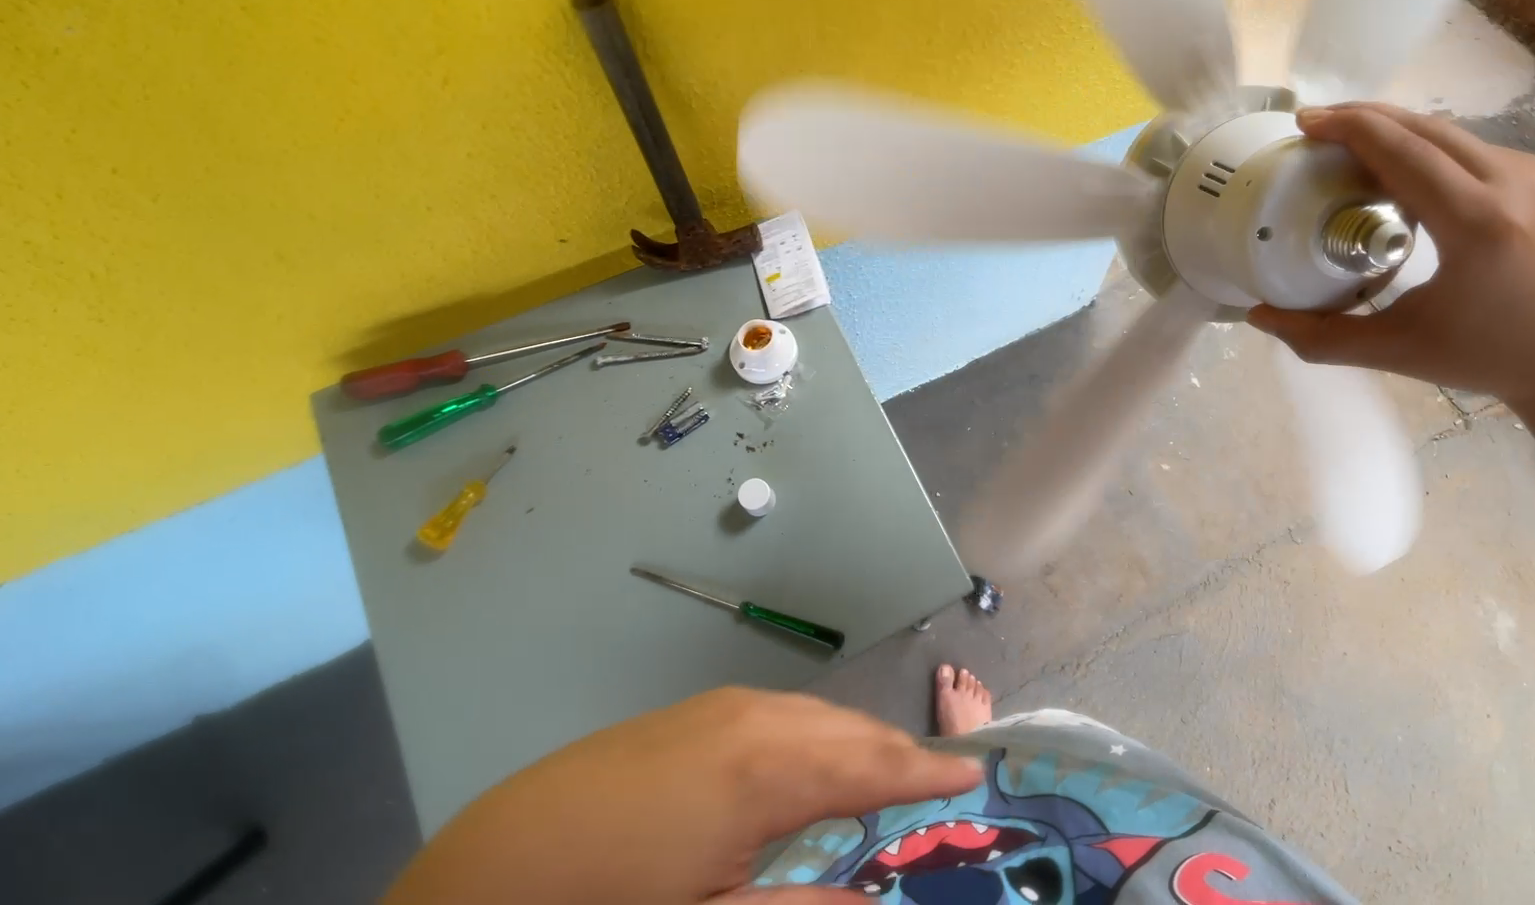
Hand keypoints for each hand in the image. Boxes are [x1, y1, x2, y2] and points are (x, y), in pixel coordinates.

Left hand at [384, 688, 982, 904]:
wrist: (500, 866)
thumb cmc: (619, 900)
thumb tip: (873, 903)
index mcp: (770, 769)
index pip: (872, 764)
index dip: (926, 772)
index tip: (973, 775)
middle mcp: (754, 719)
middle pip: (849, 730)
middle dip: (896, 752)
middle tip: (937, 779)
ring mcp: (718, 709)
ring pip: (815, 715)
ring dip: (855, 740)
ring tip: (883, 769)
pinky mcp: (689, 712)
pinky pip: (778, 713)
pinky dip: (813, 732)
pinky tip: (810, 759)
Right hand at [1250, 103, 1534, 411]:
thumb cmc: (1488, 359)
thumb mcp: (1396, 350)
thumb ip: (1320, 336)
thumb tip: (1257, 316)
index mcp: (1476, 222)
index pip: (1400, 149)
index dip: (1346, 128)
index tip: (1303, 124)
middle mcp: (1514, 183)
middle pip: (1424, 128)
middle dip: (1364, 119)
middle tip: (1315, 129)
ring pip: (1451, 134)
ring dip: (1396, 133)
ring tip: (1349, 151)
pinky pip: (1474, 150)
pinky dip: (1429, 151)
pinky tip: (1402, 176)